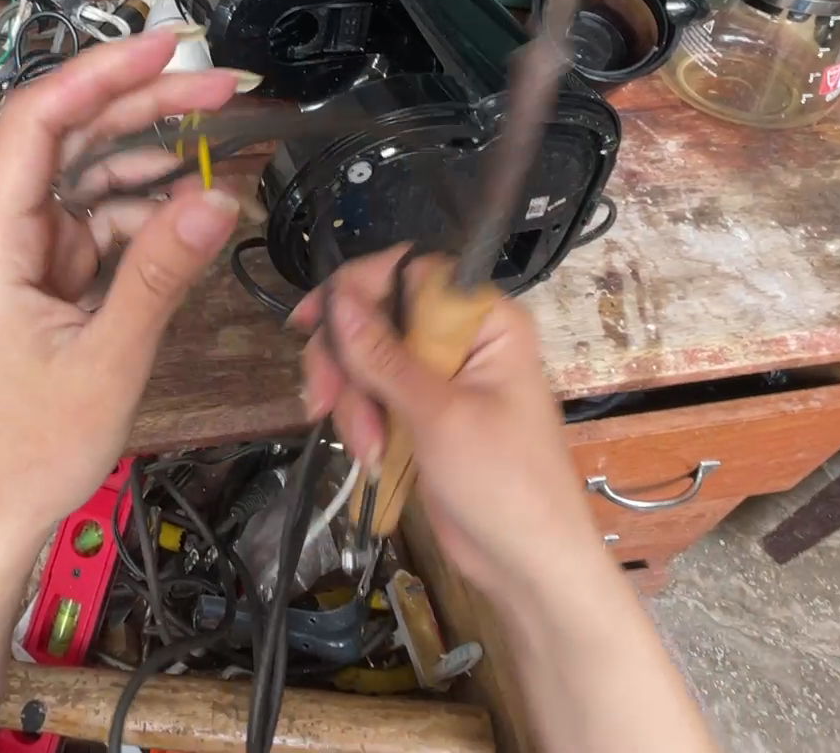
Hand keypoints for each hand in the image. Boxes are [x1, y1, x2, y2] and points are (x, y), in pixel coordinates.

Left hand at [0, 29, 242, 536]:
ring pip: (91, 174)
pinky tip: (192, 201)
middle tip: (219, 84)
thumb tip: (221, 195)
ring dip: (152, 154)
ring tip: (220, 133)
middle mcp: (4, 228)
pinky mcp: (53, 272)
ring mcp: (30, 249)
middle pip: (71, 137)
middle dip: (143, 105)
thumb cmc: (35, 446)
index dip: (100, 74)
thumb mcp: (108, 357)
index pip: (39, 122)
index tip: (167, 46)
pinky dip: (148, 208)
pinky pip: (103, 220)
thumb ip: (161, 272)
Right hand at [293, 249, 604, 595]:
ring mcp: (435, 373)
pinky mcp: (416, 407)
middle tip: (322, 400)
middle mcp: (457, 337)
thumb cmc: (505, 484)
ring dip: (351, 401)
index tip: (313, 319)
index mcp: (483, 321)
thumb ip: (384, 357)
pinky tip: (369, 452)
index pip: (409, 272)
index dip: (358, 287)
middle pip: (374, 316)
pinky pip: (367, 391)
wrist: (527, 566)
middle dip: (345, 362)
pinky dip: (358, 418)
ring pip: (362, 357)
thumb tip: (338, 298)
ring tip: (367, 447)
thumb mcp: (440, 415)